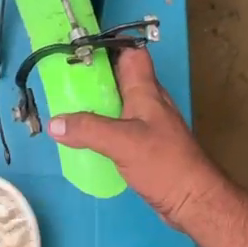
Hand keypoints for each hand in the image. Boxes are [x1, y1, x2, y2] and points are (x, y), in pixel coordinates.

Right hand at [49, 47, 228, 230]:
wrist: (194, 201)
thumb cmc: (164, 163)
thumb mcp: (122, 142)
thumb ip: (87, 129)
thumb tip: (53, 122)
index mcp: (146, 91)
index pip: (132, 54)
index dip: (110, 45)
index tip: (82, 47)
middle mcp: (149, 103)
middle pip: (121, 77)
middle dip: (95, 75)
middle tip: (65, 79)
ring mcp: (149, 125)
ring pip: (120, 103)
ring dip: (98, 103)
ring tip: (68, 106)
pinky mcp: (147, 146)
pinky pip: (120, 126)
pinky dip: (103, 127)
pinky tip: (86, 138)